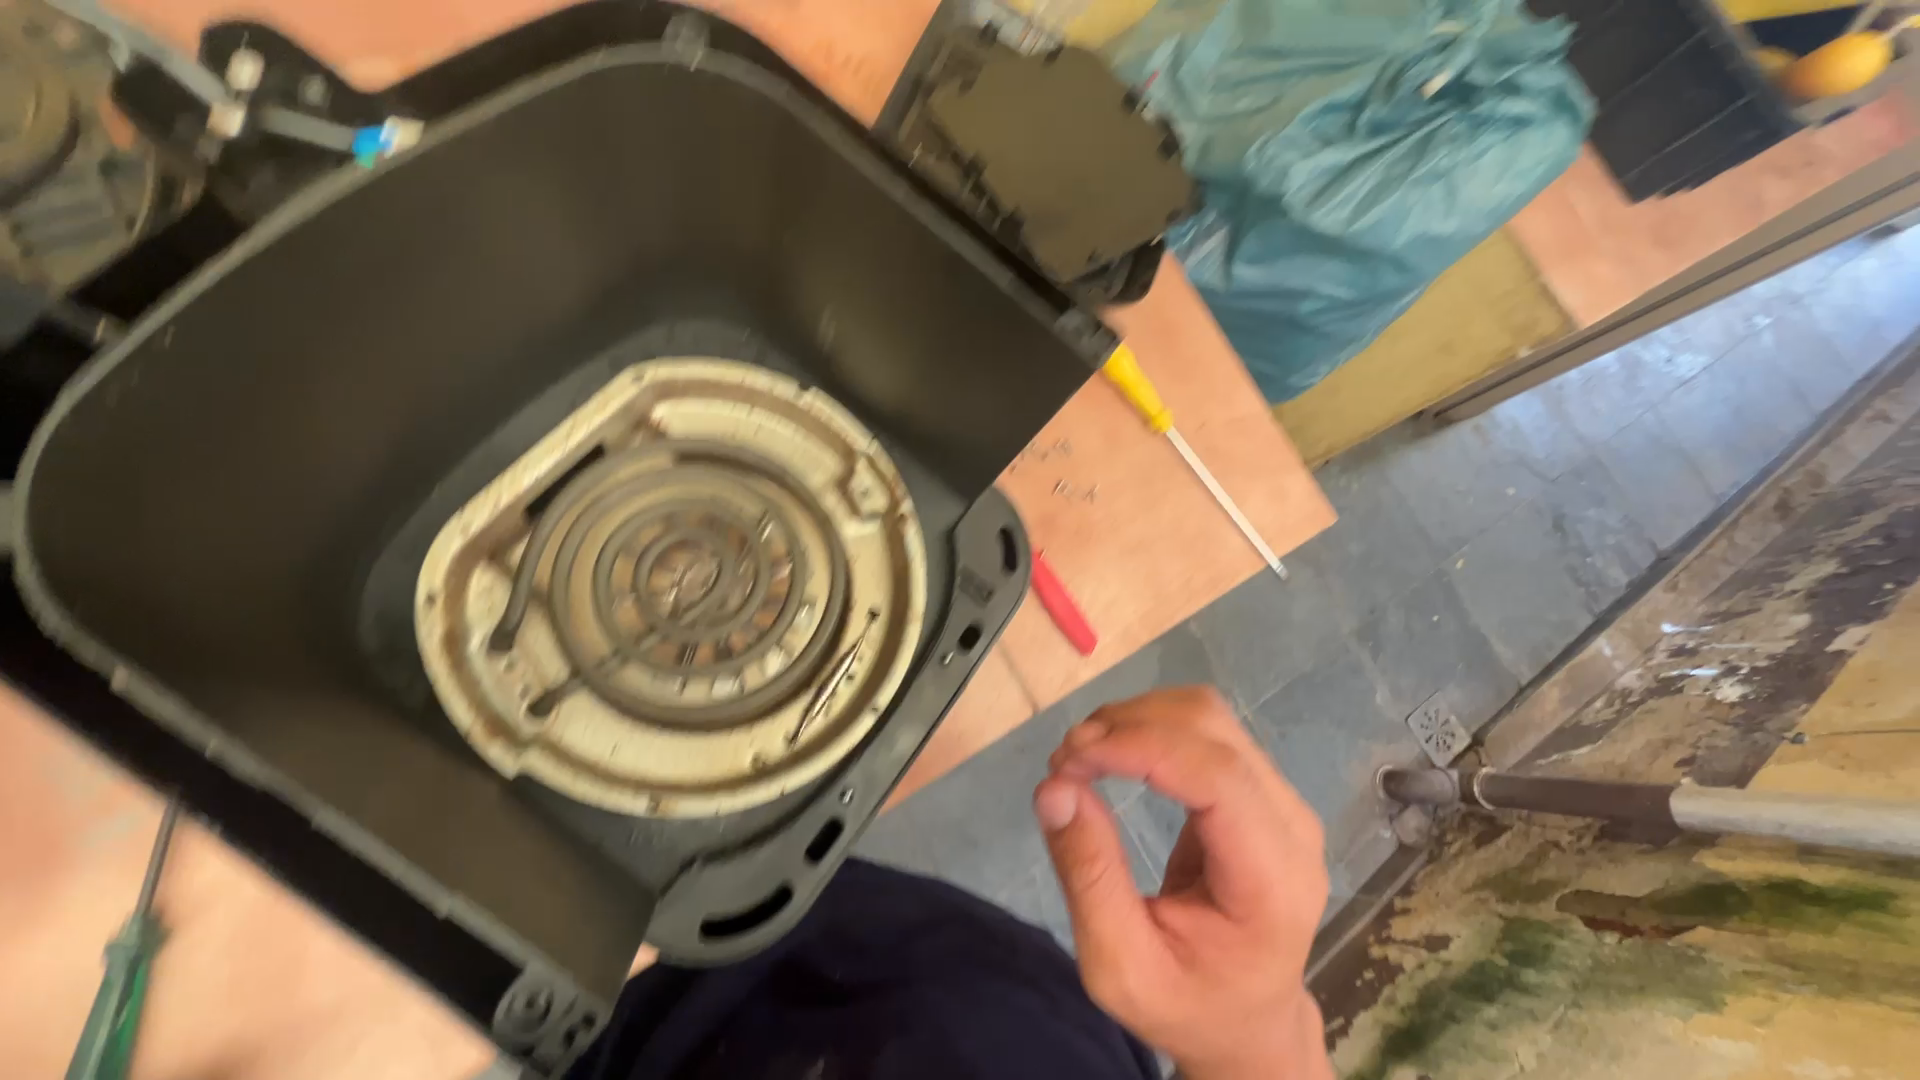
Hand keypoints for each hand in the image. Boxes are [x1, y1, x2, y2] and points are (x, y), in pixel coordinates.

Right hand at [1033, 687, 1331, 1079]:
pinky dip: (1148, 727)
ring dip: (1134, 719)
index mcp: (1271, 882)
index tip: (1067, 759)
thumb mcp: (1120, 967)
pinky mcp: (1260, 790)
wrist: (1247, 1023)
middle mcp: (1290, 826)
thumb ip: (1089, 877)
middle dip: (1127, 726)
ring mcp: (1281, 801)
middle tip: (1064, 763)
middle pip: (1211, 729)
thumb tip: (1053, 787)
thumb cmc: (1186, 1005)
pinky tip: (1113, 753)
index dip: (1138, 747)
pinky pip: (1204, 730)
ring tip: (1081, 757)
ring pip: (1206, 715)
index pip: (1216, 777)